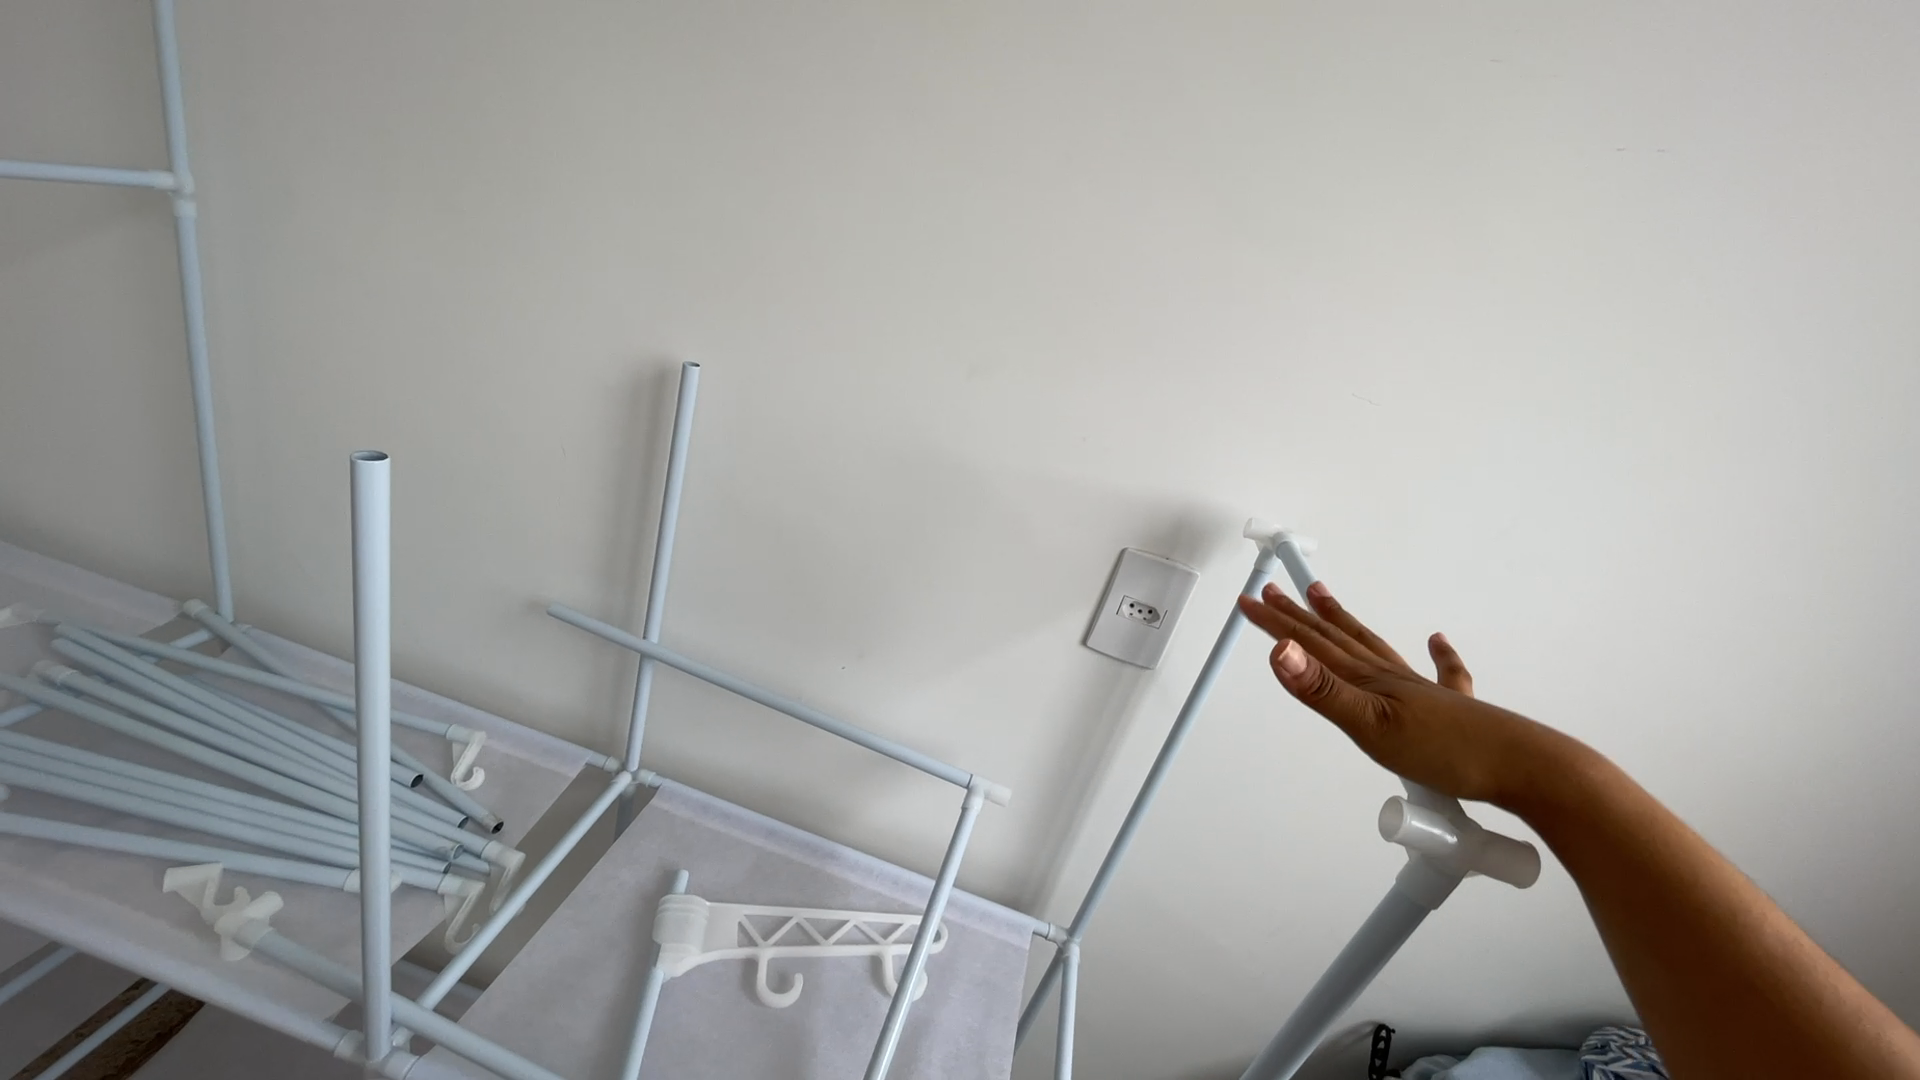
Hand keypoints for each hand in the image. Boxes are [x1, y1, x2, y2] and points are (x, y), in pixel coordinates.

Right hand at [1236, 580, 1581, 810]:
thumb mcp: (1370, 726)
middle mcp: (1390, 676)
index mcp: (1367, 680)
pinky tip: (1437, 642)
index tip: (1248, 601)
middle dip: (1299, 615)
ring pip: (1373, 647)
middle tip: (1274, 591)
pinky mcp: (1453, 709)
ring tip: (1324, 599)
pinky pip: (1443, 674)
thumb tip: (1278, 652)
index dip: (1275, 623)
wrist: (1528, 770)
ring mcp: (1422, 690)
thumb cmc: (1447, 753)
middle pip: (1336, 637)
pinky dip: (1438, 655)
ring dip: (1344, 622)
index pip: (1310, 644)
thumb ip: (1322, 690)